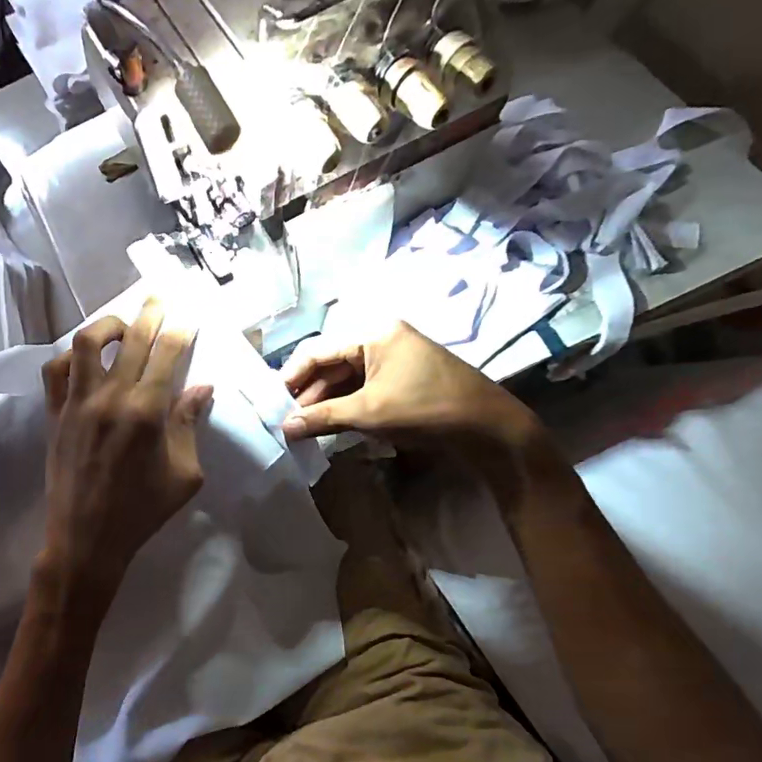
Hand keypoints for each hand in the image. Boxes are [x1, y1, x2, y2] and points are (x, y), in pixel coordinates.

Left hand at [39, 299, 212, 610]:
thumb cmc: (142, 511)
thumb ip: (190, 425)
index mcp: (147, 413)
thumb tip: (201, 388)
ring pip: (87, 344)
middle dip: (151, 312)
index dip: (180, 328)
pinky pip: (56, 371)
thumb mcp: (184, 474)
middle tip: (161, 297)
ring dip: (109, 325)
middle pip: (133, 340)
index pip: (167, 354)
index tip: (188, 312)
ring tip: (124, 325)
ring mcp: (77, 403)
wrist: (86, 538)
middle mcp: (110, 398)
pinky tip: (86, 358)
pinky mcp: (54, 414)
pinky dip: (71, 355)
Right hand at [281, 321, 544, 469]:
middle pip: (332, 363)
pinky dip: (348, 406)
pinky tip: (331, 425)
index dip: (292, 377)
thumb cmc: (426, 410)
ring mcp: (396, 359)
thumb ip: (323, 418)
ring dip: (327, 402)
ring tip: (303, 427)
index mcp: (374, 333)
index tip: (273, 403)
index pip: (318, 350)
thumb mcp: (369, 414)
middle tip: (285, 420)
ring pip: (348, 378)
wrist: (488, 428)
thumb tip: (285, 428)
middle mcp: (383, 338)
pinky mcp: (405, 379)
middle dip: (309, 393)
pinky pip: (366, 388)